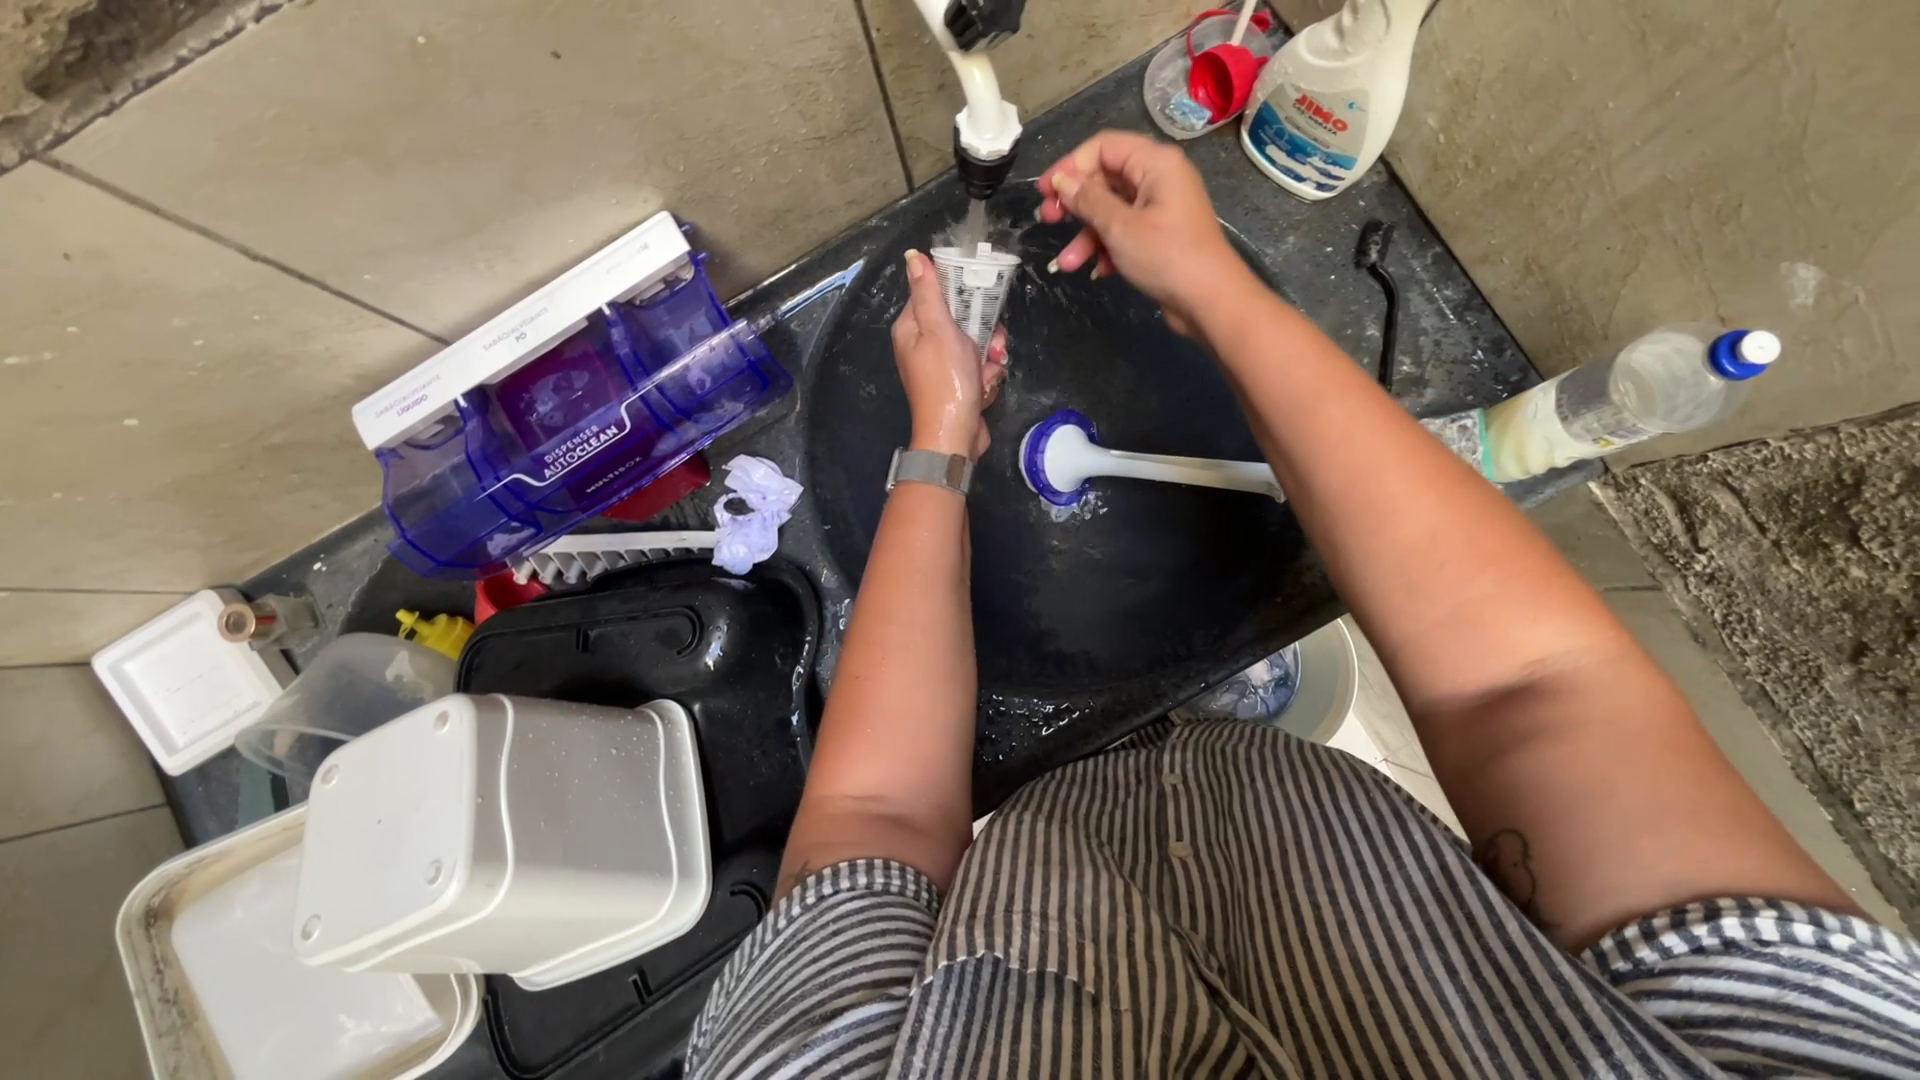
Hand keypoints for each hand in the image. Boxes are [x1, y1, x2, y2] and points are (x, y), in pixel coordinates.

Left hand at [892, 249, 1008, 458]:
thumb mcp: (938, 327)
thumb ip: (928, 291)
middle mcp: (923, 344)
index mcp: (911, 327)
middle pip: (962, 318)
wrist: (954, 435)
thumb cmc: (946, 380)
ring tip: (988, 371)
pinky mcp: (959, 384)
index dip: (959, 294)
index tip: (978, 301)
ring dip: (989, 357)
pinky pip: (980, 367)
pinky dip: (987, 376)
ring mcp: (942, 366)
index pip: (935, 293)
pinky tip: (986, 388)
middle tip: (990, 344)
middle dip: (983, 332)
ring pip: (977, 343)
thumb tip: (913, 256)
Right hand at [1036, 131, 1254, 335]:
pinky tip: (1097, 271)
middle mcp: (1159, 178)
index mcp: (1155, 163)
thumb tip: (1061, 179)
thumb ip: (1088, 200)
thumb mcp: (1120, 227)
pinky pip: (1124, 232)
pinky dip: (1107, 248)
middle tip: (1046, 220)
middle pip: (1105, 178)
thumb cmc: (1166, 256)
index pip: (1103, 147)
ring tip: (1067, 263)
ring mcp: (1160, 209)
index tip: (1045, 191)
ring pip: (1112, 211)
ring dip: (1086, 235)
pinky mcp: (1159, 236)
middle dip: (1075, 203)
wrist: (1209, 300)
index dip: (1071, 165)